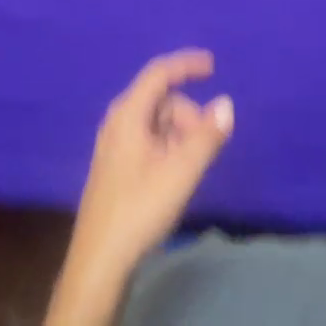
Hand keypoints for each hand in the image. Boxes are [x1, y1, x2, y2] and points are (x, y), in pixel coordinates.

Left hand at [66, 50, 233, 280]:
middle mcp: (118, 122)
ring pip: (158, 123)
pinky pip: (150, 140)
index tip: (214, 66)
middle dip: (189, 115)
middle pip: (162, 101)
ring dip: (181, 135)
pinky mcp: (116, 166)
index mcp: (128, 115)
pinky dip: (169, 147)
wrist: (100, 261)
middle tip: (206, 147)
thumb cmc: (140, 209)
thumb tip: (225, 103)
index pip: (159, 73)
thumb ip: (207, 135)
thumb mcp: (181, 171)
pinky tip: (177, 174)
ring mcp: (114, 145)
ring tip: (192, 167)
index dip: (187, 65)